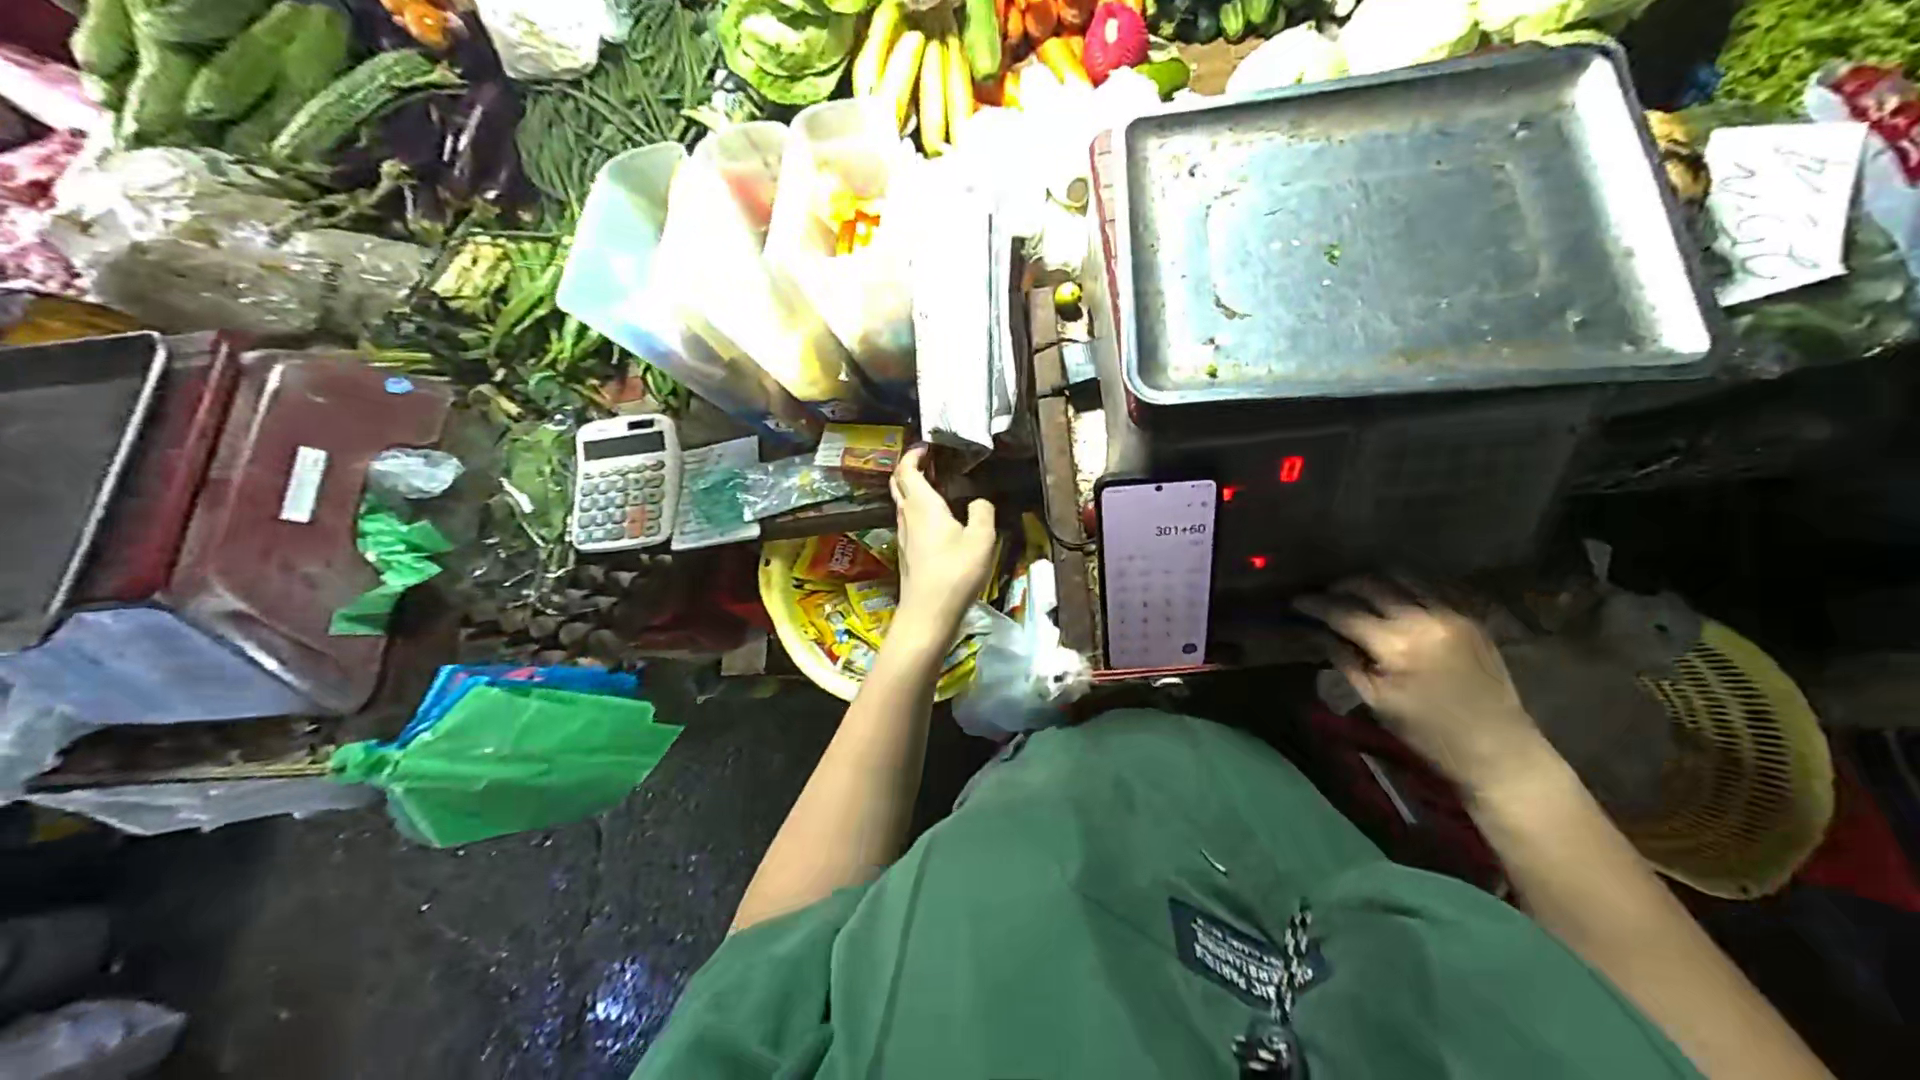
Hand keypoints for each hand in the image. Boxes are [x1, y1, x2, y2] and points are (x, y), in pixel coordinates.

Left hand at [889, 447, 995, 642]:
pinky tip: (937, 518)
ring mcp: (902, 535)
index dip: (913, 454)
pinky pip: (908, 520)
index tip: (927, 447)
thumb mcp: (981, 539)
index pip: (907, 469)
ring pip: (902, 502)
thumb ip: (982, 512)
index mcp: (922, 504)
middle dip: (910, 468)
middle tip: (930, 463)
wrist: (928, 613)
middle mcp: (906, 515)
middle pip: (898, 483)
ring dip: (914, 489)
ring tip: (937, 486)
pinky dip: (917, 508)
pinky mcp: (905, 552)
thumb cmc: (955, 572)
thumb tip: (979, 500)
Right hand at [1294, 577, 1552, 794]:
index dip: (1314, 604)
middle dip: (1341, 587)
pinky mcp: (1471, 617)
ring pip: (1403, 577)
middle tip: (1324, 596)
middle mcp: (1423, 619)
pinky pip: (1432, 587)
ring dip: (1374, 580)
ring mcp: (1452, 614)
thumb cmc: (1427, 733)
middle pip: (1371, 585)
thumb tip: (1314, 631)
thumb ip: (1342, 658)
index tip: (1295, 602)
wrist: (1498, 748)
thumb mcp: (1374, 699)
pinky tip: (1394, 596)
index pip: (1343, 611)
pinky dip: (1407, 586)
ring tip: (1357, 591)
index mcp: (1395, 645)